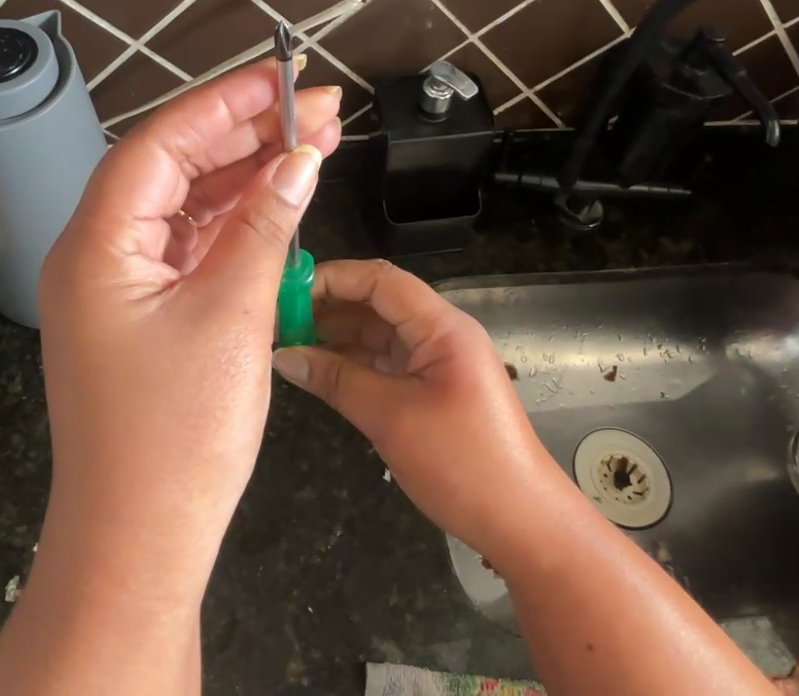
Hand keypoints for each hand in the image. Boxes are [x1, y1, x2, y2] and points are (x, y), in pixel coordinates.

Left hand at [34, 61, 341, 588]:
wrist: (140, 541)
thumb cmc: (178, 435)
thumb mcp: (232, 316)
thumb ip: (266, 226)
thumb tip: (301, 158)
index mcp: (97, 243)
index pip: (160, 143)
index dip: (224, 102)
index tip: (284, 76)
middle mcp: (100, 251)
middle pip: (172, 165)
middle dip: (244, 131)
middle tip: (316, 107)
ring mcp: (123, 282)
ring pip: (186, 203)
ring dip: (246, 172)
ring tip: (313, 140)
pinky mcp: (147, 310)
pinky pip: (192, 244)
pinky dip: (237, 218)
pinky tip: (281, 196)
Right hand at [271, 260, 579, 567]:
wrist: (521, 520)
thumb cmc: (462, 463)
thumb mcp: (391, 418)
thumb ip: (336, 380)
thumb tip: (283, 356)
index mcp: (441, 326)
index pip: (380, 279)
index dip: (332, 278)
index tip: (285, 293)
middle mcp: (440, 333)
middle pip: (378, 301)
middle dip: (328, 306)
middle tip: (276, 321)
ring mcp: (437, 360)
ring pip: (378, 332)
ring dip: (336, 335)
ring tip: (286, 344)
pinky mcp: (432, 387)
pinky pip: (386, 361)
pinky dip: (352, 362)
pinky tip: (316, 370)